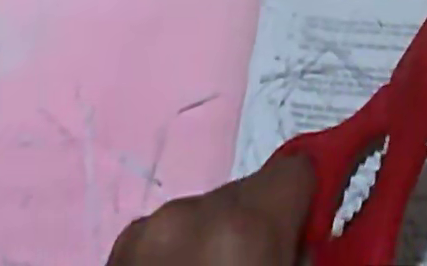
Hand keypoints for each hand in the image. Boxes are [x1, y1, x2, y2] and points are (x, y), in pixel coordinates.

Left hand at [106, 154, 314, 265]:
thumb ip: (304, 250)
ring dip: (217, 239)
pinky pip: (167, 235)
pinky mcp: (114, 251)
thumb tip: (311, 234)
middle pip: (249, 192)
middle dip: (259, 225)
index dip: (309, 198)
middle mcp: (192, 214)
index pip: (297, 169)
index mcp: (244, 229)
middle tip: (262, 263)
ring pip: (206, 213)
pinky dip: (179, 254)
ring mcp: (146, 232)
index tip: (312, 223)